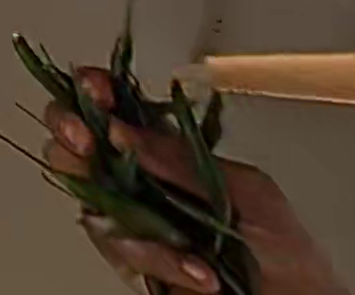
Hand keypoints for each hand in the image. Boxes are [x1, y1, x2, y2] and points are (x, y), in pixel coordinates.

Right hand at [42, 68, 347, 294]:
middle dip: (65, 129)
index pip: (105, 98)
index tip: (92, 88)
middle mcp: (129, 170)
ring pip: (80, 187)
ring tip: (177, 238)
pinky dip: (153, 257)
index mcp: (156, 143)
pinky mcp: (127, 254)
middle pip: (69, 133)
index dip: (89, 86)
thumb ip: (182, 157)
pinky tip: (194, 269)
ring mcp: (124, 210)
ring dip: (115, 208)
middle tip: (83, 142)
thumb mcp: (250, 194)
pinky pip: (114, 244)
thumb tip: (119, 130)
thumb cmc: (289, 256)